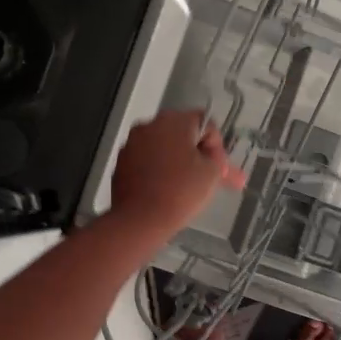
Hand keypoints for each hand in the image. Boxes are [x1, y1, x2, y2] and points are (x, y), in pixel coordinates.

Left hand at [110, 110, 244, 233]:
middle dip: (198, 154)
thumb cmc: (182, 191)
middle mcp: (150, 125)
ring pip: (164, 148)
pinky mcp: (121, 162)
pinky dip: (159, 171)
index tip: (219, 170)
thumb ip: (216, 158)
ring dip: (178, 161)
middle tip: (209, 177)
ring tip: (188, 185)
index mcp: (174, 120)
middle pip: (183, 134)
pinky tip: (166, 190)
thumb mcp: (212, 173)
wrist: (141, 219)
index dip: (217, 147)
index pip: (206, 124)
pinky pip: (147, 161)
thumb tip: (212, 157)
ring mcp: (132, 143)